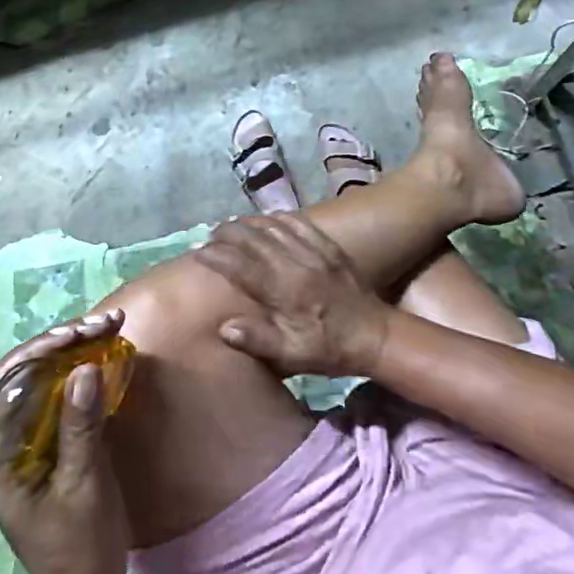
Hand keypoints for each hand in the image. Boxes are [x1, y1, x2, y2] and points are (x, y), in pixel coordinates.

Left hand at [0, 312, 131, 573]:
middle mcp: (4, 443)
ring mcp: (28, 440)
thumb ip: (80, 428)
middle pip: (20, 376)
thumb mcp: (83, 487)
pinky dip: (82, 371)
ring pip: (41, 379)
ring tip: (108, 326)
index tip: (74, 337)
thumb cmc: (79, 547)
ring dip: (72, 351)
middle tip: (99, 324)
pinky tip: (106, 354)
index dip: (35, 356)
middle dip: (57, 344)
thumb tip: (86, 368)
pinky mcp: (51, 439)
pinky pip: (60, 394)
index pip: (3, 389)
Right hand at [193, 213, 391, 376]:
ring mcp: (316, 252)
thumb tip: (225, 327)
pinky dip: (280, 217)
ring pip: (276, 226)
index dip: (217, 257)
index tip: (199, 252)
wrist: (374, 336)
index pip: (242, 267)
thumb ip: (259, 341)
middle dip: (230, 233)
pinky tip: (269, 218)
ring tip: (233, 224)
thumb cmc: (329, 349)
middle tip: (211, 234)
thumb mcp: (294, 356)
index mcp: (286, 292)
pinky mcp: (330, 247)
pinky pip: (301, 223)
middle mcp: (298, 265)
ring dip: (251, 222)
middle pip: (256, 239)